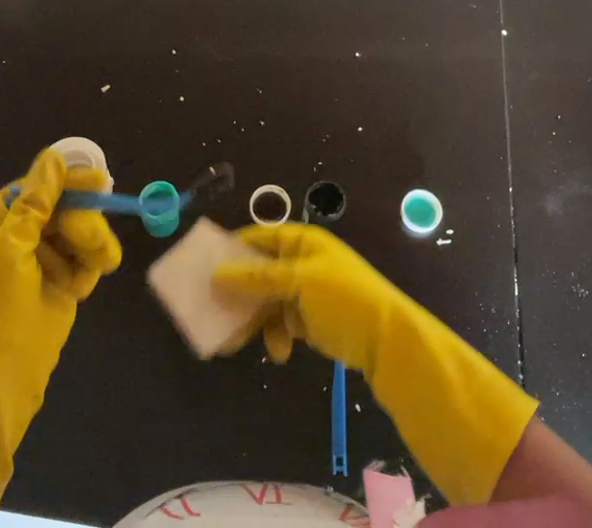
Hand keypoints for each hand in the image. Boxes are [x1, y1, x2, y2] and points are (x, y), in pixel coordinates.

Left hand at [0, 150, 120, 527]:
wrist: (0, 375)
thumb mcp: (10, 248)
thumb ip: (35, 202)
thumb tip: (51, 157)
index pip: (34, 189)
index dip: (64, 183)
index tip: (97, 182)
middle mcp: (20, 240)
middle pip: (63, 208)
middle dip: (82, 220)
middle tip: (91, 239)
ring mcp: (44, 262)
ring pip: (81, 231)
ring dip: (93, 242)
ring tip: (98, 263)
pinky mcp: (66, 282)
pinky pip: (88, 258)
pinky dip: (94, 264)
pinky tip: (88, 281)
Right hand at [211, 222, 413, 372]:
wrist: (388, 341)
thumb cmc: (345, 299)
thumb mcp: (300, 283)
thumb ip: (258, 279)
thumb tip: (216, 274)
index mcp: (303, 242)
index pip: (260, 238)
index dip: (232, 250)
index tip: (204, 267)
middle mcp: (302, 262)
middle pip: (258, 273)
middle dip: (237, 294)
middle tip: (211, 311)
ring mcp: (306, 292)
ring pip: (265, 302)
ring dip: (253, 322)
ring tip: (235, 344)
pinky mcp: (309, 320)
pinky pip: (280, 323)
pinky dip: (276, 337)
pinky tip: (280, 353)